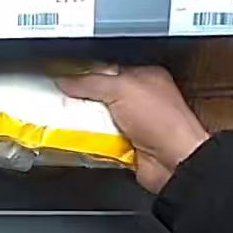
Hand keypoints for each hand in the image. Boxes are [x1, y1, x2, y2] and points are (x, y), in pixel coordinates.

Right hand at [58, 65, 210, 193]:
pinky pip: (99, 140)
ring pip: (97, 118)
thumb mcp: (122, 89)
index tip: (63, 77)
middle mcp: (140, 100)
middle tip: (59, 98)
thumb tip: (66, 80)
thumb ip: (91, 82)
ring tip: (63, 118)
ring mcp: (133, 123)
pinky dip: (88, 140)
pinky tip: (76, 138)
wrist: (173, 162)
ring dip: (83, 121)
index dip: (86, 72)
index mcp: (145, 78)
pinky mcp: (125, 145)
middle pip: (100, 95)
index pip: (109, 70)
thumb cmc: (161, 121)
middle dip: (81, 98)